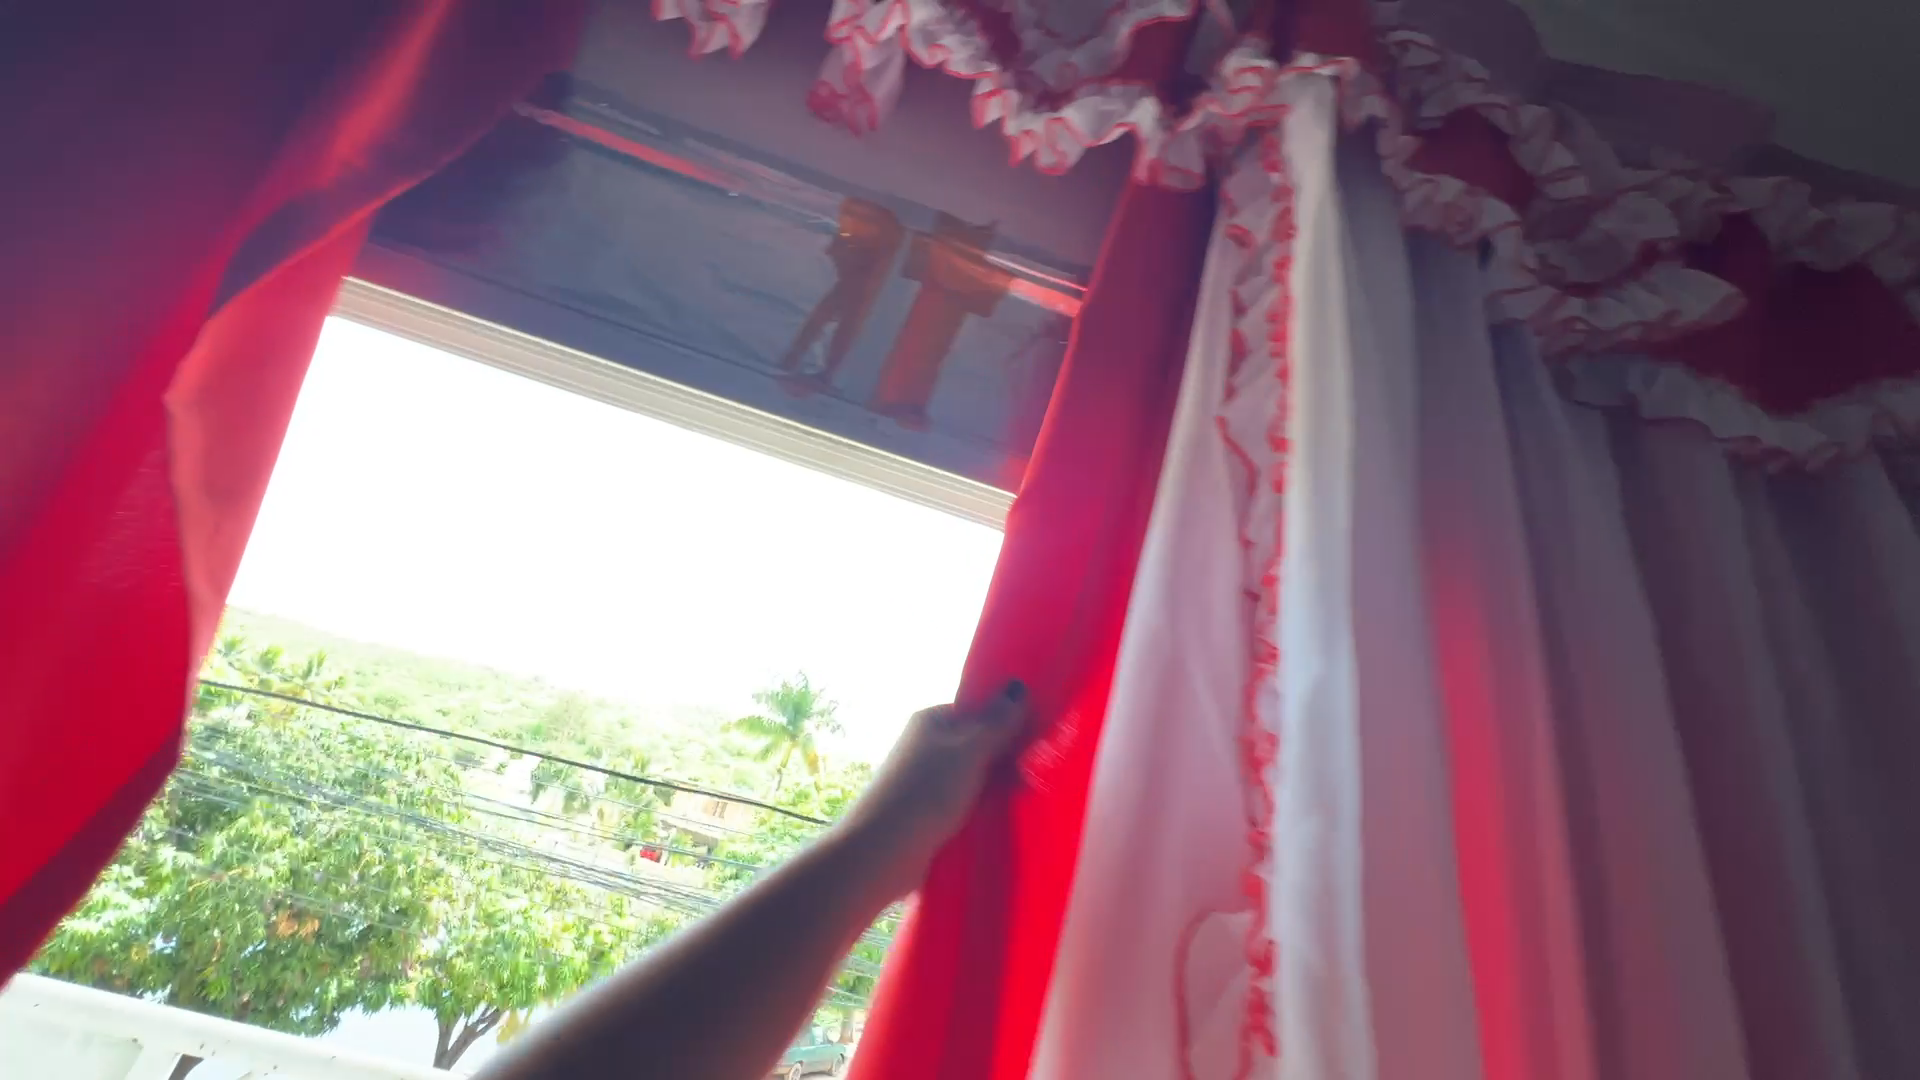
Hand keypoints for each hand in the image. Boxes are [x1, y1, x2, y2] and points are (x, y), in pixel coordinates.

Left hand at [837, 680, 1029, 898]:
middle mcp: (928, 746)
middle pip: (978, 745)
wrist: (881, 852)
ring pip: (975, 777)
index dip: (1007, 722)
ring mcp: (928, 781)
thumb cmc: (925, 791)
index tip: (1038, 737)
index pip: (977, 711)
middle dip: (1006, 758)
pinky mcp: (931, 813)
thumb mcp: (968, 752)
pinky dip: (986, 808)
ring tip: (1031, 798)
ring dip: (999, 787)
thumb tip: (1017, 685)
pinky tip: (1010, 817)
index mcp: (932, 721)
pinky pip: (967, 803)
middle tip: (1040, 774)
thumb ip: (997, 722)